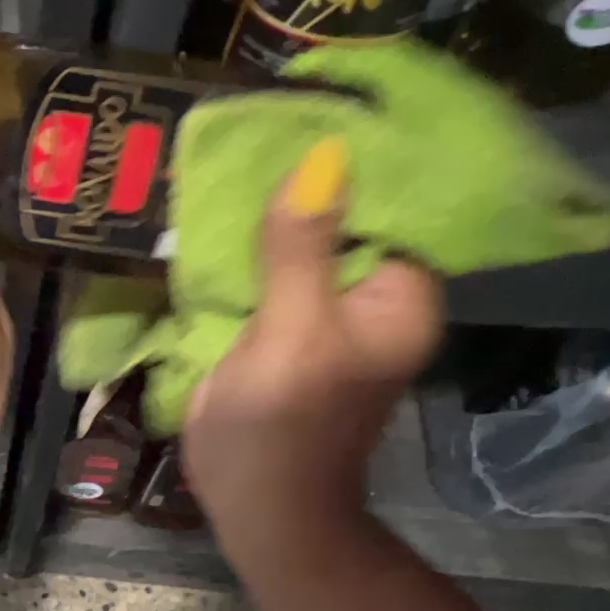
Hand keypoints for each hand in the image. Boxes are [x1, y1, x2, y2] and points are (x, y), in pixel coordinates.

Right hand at [183, 136, 442, 528]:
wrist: (255, 502)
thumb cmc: (282, 424)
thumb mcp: (291, 331)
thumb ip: (302, 248)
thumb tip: (324, 155)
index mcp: (398, 295)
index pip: (390, 204)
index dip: (353, 160)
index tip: (308, 108)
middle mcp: (368, 298)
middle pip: (340, 221)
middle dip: (301, 183)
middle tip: (254, 127)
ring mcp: (320, 315)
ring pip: (298, 246)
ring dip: (265, 216)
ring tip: (226, 159)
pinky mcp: (278, 331)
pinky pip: (266, 275)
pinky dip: (242, 251)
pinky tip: (211, 219)